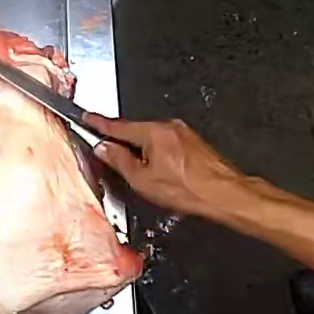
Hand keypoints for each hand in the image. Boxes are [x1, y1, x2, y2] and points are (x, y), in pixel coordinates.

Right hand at [84, 113, 256, 219]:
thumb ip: (119, 161)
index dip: (98, 123)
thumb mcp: (143, 180)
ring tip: (146, 176)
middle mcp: (168, 126)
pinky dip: (158, 155)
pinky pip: (165, 144)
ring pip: (151, 139)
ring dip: (142, 152)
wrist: (226, 195)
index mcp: (153, 132)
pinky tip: (163, 174)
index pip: (118, 125)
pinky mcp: (192, 142)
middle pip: (135, 131)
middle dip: (123, 144)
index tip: (87, 118)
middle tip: (114, 160)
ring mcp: (182, 133)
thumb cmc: (190, 189)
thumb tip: (104, 148)